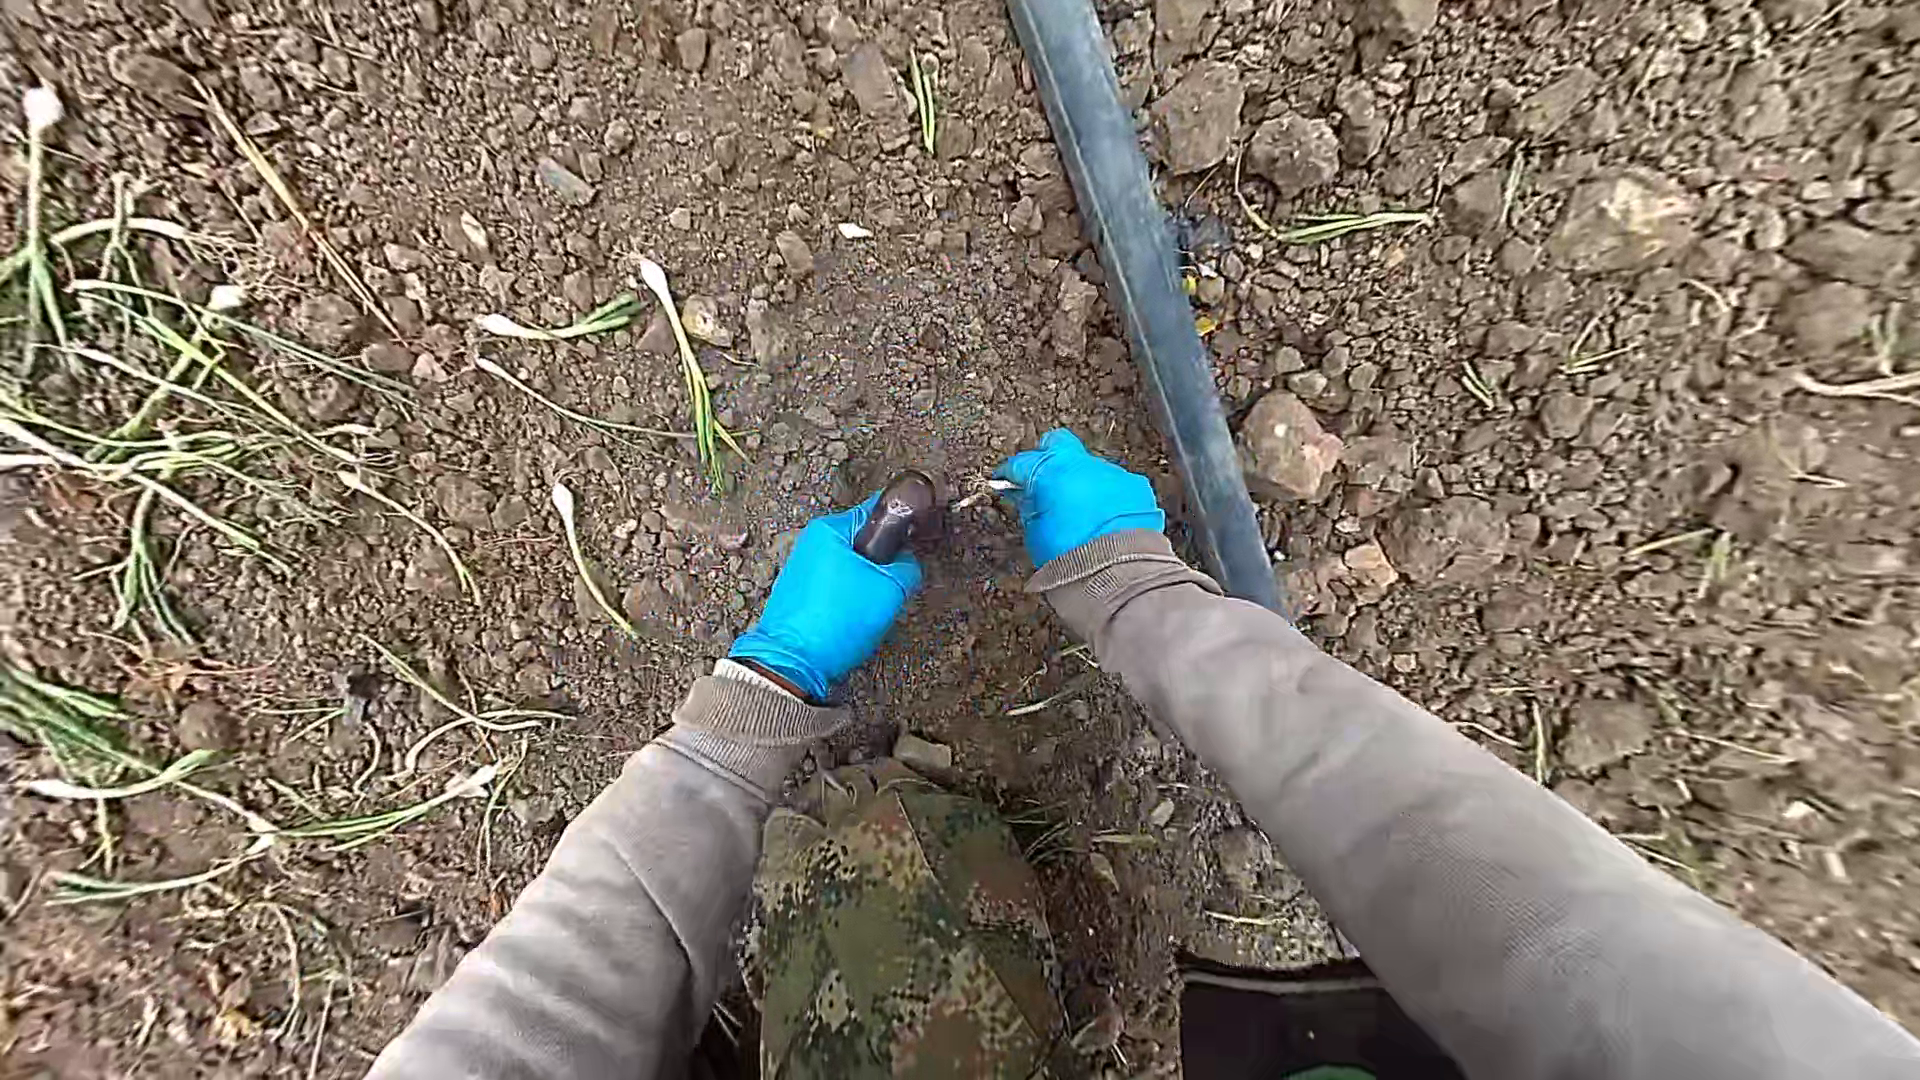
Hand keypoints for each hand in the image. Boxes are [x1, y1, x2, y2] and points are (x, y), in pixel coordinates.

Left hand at [728, 492, 922, 701]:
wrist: (792, 663)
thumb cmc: (833, 622)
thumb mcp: (890, 589)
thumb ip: (908, 566)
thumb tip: (908, 562)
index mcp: (830, 529)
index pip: (877, 509)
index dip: (904, 521)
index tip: (918, 536)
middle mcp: (813, 542)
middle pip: (866, 540)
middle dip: (885, 562)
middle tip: (892, 584)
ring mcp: (804, 567)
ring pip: (854, 566)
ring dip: (868, 583)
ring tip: (868, 606)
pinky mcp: (802, 591)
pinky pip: (839, 585)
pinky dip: (851, 598)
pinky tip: (852, 617)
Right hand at [994, 429, 1164, 566]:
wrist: (1116, 574)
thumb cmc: (1072, 558)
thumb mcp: (1036, 534)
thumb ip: (1029, 507)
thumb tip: (1026, 496)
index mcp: (1052, 470)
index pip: (1022, 462)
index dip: (1010, 473)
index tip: (1004, 480)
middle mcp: (1084, 464)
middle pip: (1058, 445)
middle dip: (1046, 457)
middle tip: (1040, 482)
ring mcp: (1113, 473)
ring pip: (1089, 468)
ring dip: (1080, 483)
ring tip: (1076, 512)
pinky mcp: (1137, 488)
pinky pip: (1115, 485)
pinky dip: (1106, 497)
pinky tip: (1102, 519)